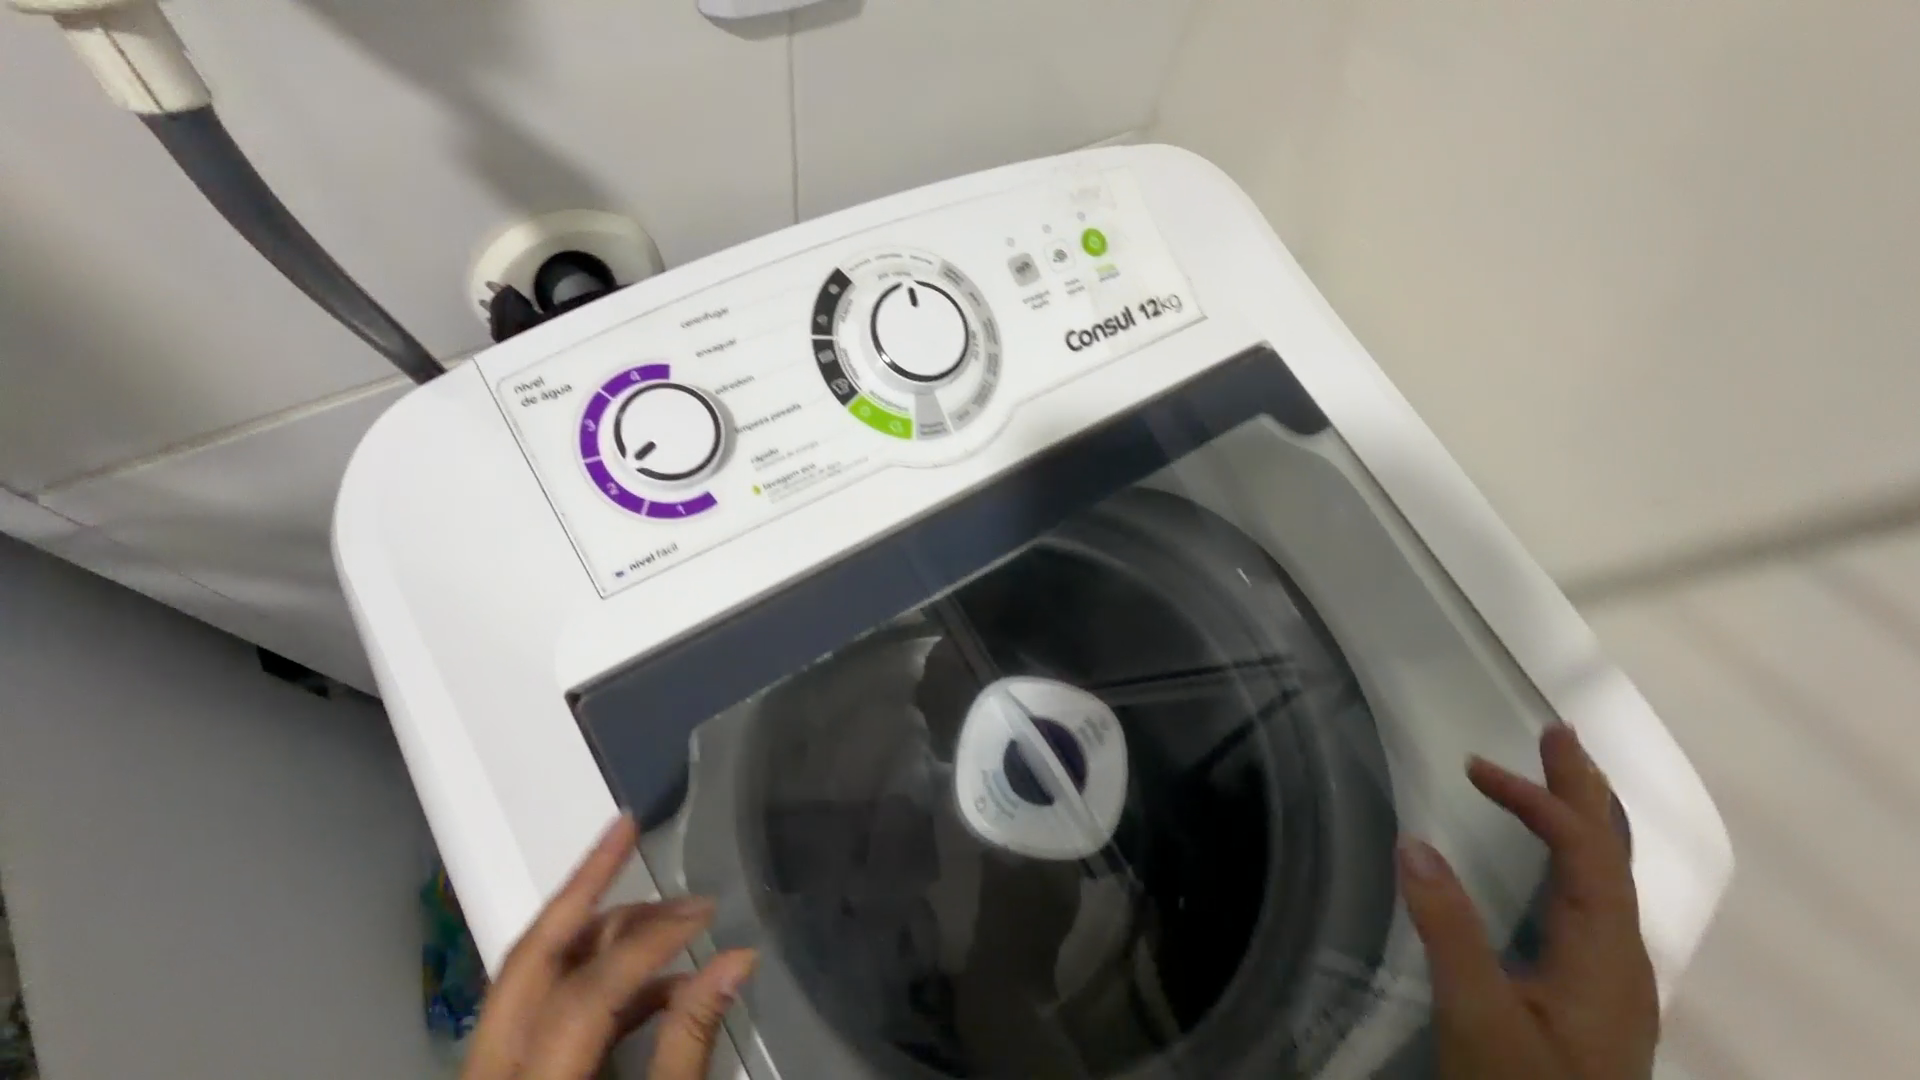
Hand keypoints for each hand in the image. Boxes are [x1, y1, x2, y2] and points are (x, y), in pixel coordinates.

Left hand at [461, 815, 756, 1079]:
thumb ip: (688, 1047)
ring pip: (533, 976)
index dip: (652, 941)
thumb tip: (735, 961)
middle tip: (626, 826)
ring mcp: (484, 1077)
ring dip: (598, 933)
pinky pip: (542, 1010)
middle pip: (531, 956)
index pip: (589, 990)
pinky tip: (652, 984)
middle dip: (582, 884)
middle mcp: (487, 1075)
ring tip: (669, 918)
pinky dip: (596, 981)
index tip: (709, 911)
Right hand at [1399, 724, 1657, 1079]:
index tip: (1474, 767)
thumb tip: (1413, 842)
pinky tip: (1559, 866)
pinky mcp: (1591, 995)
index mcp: (1603, 956)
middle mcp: (1621, 960)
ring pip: (1607, 879)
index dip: (1537, 801)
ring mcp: (1612, 980)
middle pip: (1610, 856)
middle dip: (1582, 791)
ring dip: (1582, 820)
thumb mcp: (1477, 1016)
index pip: (1583, 853)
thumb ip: (1448, 929)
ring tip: (1561, 777)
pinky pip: (1592, 901)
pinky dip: (1574, 857)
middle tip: (1558, 734)